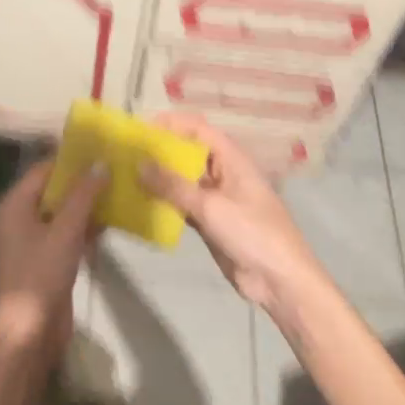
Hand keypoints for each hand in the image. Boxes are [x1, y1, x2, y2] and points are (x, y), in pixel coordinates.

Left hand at [0, 159, 106, 356]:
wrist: (32, 331)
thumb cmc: (42, 275)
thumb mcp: (65, 231)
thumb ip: (83, 196)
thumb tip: (101, 163)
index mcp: (16, 205)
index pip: (44, 170)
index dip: (71, 159)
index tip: (102, 148)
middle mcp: (22, 218)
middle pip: (55, 190)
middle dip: (84, 181)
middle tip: (117, 167)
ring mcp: (35, 240)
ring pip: (64, 213)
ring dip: (89, 204)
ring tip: (121, 189)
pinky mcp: (49, 259)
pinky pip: (69, 234)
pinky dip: (87, 227)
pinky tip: (113, 220)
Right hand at [139, 115, 326, 313]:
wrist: (279, 280)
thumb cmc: (252, 233)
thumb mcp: (211, 207)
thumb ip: (174, 186)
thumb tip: (139, 163)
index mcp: (232, 160)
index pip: (198, 129)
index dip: (171, 124)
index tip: (139, 130)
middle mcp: (223, 174)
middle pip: (188, 153)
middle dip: (160, 151)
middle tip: (125, 154)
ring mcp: (216, 199)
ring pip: (183, 180)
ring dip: (159, 178)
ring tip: (125, 176)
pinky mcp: (209, 222)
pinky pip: (182, 205)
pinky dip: (164, 202)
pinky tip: (140, 203)